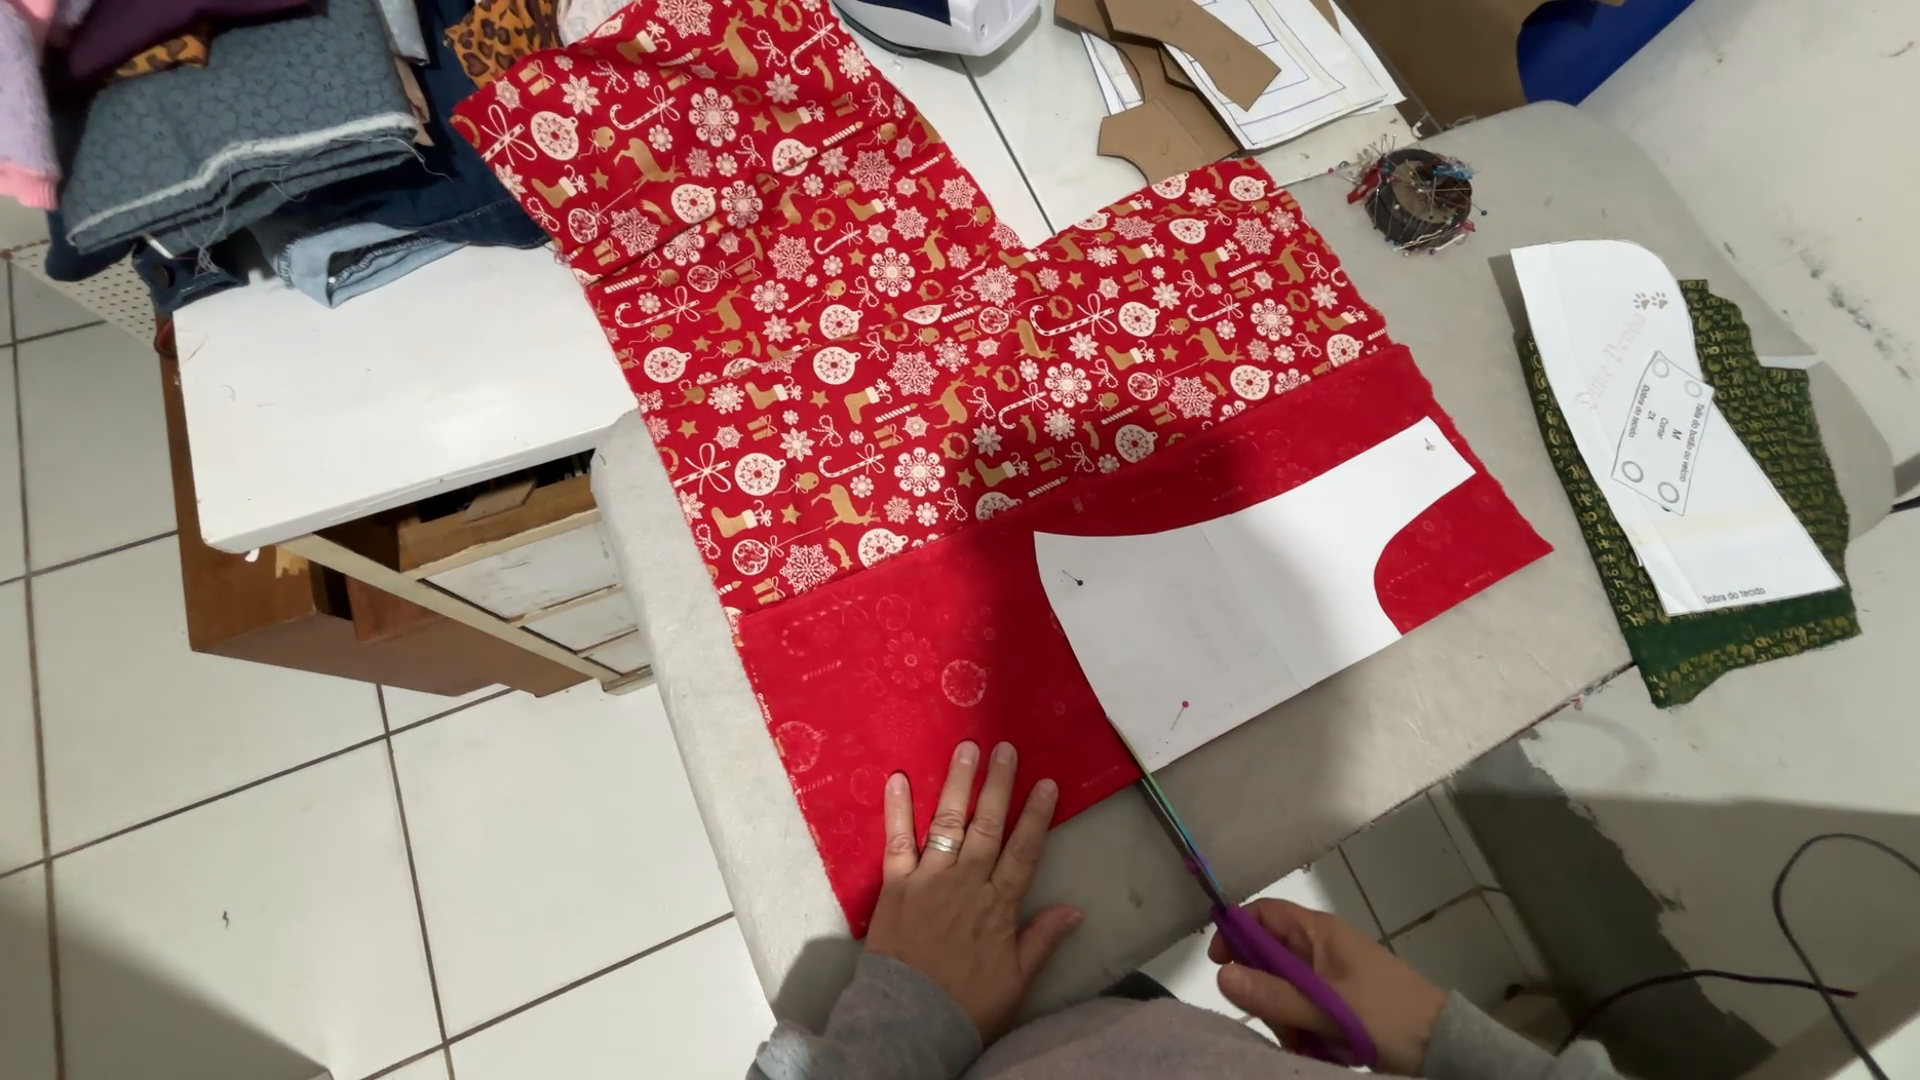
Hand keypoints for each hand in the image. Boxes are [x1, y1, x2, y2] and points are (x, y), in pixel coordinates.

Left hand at [864, 740, 1084, 1042]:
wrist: (911, 1024)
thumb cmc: (967, 1004)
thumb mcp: (1017, 981)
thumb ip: (1043, 939)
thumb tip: (1076, 910)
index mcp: (997, 904)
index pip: (1024, 850)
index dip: (1036, 815)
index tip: (1047, 782)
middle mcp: (966, 881)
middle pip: (987, 825)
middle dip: (998, 784)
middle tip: (1005, 748)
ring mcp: (929, 878)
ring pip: (947, 822)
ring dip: (957, 783)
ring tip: (966, 749)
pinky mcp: (896, 883)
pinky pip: (897, 841)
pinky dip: (897, 810)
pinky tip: (897, 778)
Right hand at [1211, 899, 1446, 1074]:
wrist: (1452, 1050)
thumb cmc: (1391, 1017)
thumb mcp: (1328, 1009)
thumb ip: (1274, 995)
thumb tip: (1220, 976)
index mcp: (1318, 930)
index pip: (1261, 913)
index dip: (1236, 932)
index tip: (1221, 965)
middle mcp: (1321, 944)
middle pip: (1269, 953)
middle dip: (1264, 988)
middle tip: (1273, 1022)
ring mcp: (1332, 972)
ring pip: (1285, 984)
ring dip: (1285, 1014)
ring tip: (1303, 1043)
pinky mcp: (1342, 998)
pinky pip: (1305, 1004)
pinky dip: (1304, 1026)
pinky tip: (1318, 1049)